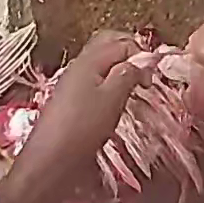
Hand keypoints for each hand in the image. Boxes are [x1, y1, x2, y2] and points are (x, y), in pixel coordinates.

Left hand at [1, 31, 144, 202]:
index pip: (122, 42)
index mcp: (90, 60)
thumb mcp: (113, 97)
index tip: (153, 77)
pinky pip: (95, 78)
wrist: (51, 160)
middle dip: (130, 51)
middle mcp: (79, 65)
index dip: (142, 54)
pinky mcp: (71, 98)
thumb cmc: (83, 127)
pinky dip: (110, 81)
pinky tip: (117, 99)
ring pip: (101, 62)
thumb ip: (129, 73)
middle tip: (146, 71)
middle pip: (108, 44)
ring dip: (120, 67)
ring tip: (136, 85)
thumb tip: (145, 58)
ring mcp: (73, 81)